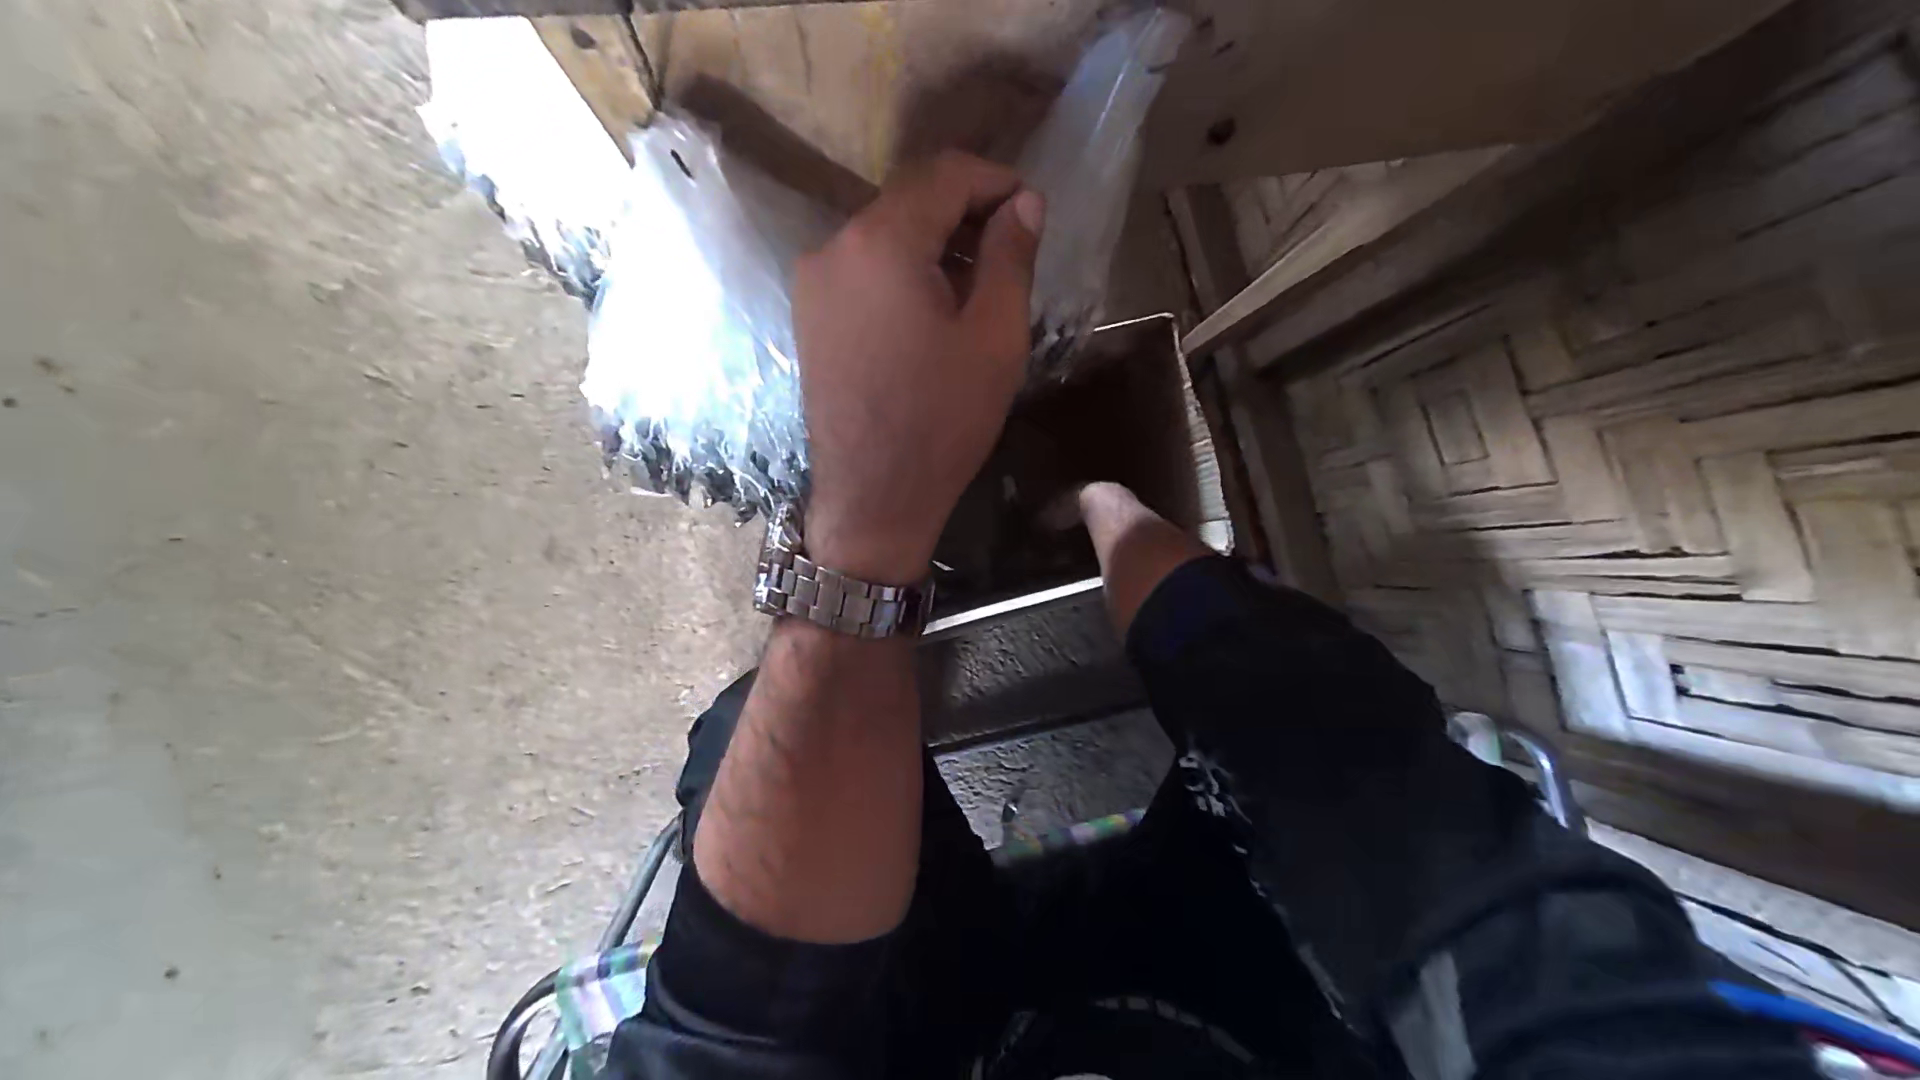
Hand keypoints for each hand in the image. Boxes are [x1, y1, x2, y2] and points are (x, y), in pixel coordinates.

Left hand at [793, 151, 1044, 583]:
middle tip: (1009, 255)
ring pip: (883, 236)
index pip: (943, 174)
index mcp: (881, 243)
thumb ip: (1010, 257)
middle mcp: (833, 247)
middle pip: (908, 202)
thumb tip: (1024, 201)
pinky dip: (901, 274)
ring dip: (933, 246)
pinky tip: (930, 312)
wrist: (873, 495)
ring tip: (975, 289)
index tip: (1030, 210)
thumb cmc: (942, 420)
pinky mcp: (809, 317)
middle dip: (964, 215)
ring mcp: (812, 284)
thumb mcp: (995, 337)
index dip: (994, 182)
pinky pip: (862, 271)